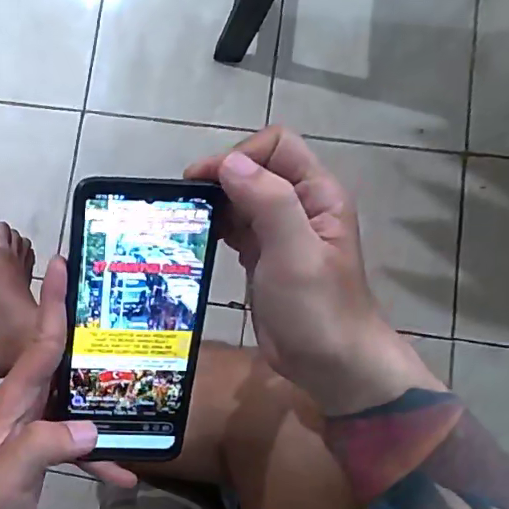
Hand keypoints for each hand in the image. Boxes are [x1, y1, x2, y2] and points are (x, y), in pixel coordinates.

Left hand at [0, 258, 138, 508]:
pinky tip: (129, 471)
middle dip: (81, 327)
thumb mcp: (10, 475)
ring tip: (142, 377)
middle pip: (57, 357)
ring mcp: (34, 424)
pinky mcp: (45, 446)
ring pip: (75, 395)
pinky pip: (80, 439)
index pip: (38, 346)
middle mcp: (22, 404)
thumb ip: (43, 446)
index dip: (52, 307)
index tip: (63, 266)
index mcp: (11, 401)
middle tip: (115, 301)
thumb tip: (89, 428)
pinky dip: (103, 452)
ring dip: (105, 390)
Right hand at [184, 126, 437, 413]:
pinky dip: (210, 228)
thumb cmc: (316, 308)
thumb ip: (267, 203)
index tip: (199, 185)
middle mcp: (298, 207)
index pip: (275, 148)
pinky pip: (231, 228)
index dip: (236, 157)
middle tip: (181, 206)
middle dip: (216, 179)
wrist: (329, 360)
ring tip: (179, 224)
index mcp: (316, 196)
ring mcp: (278, 233)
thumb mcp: (293, 252)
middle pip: (252, 169)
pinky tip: (191, 242)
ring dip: (209, 205)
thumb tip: (228, 163)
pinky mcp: (260, 256)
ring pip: (237, 198)